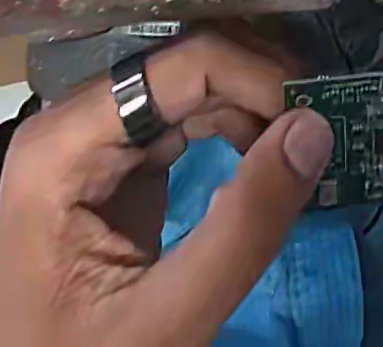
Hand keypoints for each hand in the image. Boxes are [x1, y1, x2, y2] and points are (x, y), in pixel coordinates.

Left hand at [0, 32, 334, 346]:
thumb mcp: (168, 318)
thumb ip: (245, 224)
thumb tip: (315, 126)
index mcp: (64, 144)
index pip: (181, 65)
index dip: (255, 77)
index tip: (312, 116)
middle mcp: (75, 118)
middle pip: (188, 65)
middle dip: (261, 87)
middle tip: (318, 123)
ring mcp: (95, 132)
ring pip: (194, 82)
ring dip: (255, 104)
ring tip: (299, 143)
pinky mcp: (119, 154)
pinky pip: (187, 113)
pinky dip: (237, 125)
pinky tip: (266, 152)